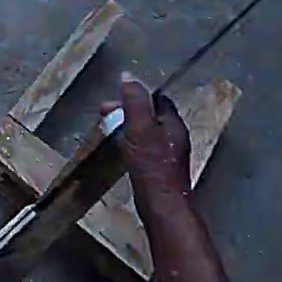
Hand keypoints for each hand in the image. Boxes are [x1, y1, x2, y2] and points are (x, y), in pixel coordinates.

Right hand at [109, 75, 191, 211]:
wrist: (161, 205)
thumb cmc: (151, 165)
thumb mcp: (139, 127)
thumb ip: (135, 101)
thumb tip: (128, 76)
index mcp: (173, 122)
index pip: (156, 98)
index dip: (136, 95)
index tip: (116, 98)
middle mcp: (175, 136)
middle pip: (150, 115)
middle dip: (128, 111)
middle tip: (106, 114)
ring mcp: (170, 154)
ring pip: (147, 132)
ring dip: (128, 127)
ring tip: (109, 130)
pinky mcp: (161, 169)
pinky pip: (145, 148)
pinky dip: (131, 143)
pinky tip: (121, 151)